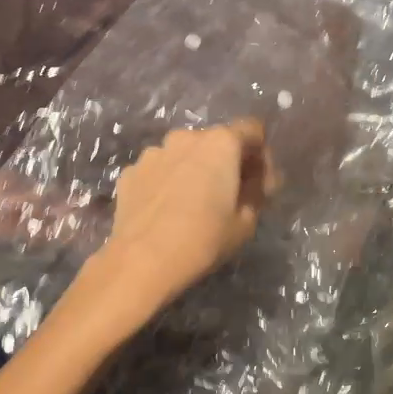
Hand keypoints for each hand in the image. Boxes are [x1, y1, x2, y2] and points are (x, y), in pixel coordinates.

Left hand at [94, 120, 275, 314]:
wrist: (140, 263)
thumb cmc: (202, 240)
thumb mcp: (246, 222)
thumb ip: (256, 193)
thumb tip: (255, 183)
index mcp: (221, 142)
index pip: (253, 130)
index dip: (261, 155)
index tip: (260, 184)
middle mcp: (187, 137)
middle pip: (217, 141)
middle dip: (227, 163)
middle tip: (230, 195)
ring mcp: (155, 152)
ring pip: (185, 154)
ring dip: (195, 170)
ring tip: (192, 203)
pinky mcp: (130, 172)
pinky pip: (159, 171)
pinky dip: (167, 183)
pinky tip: (165, 211)